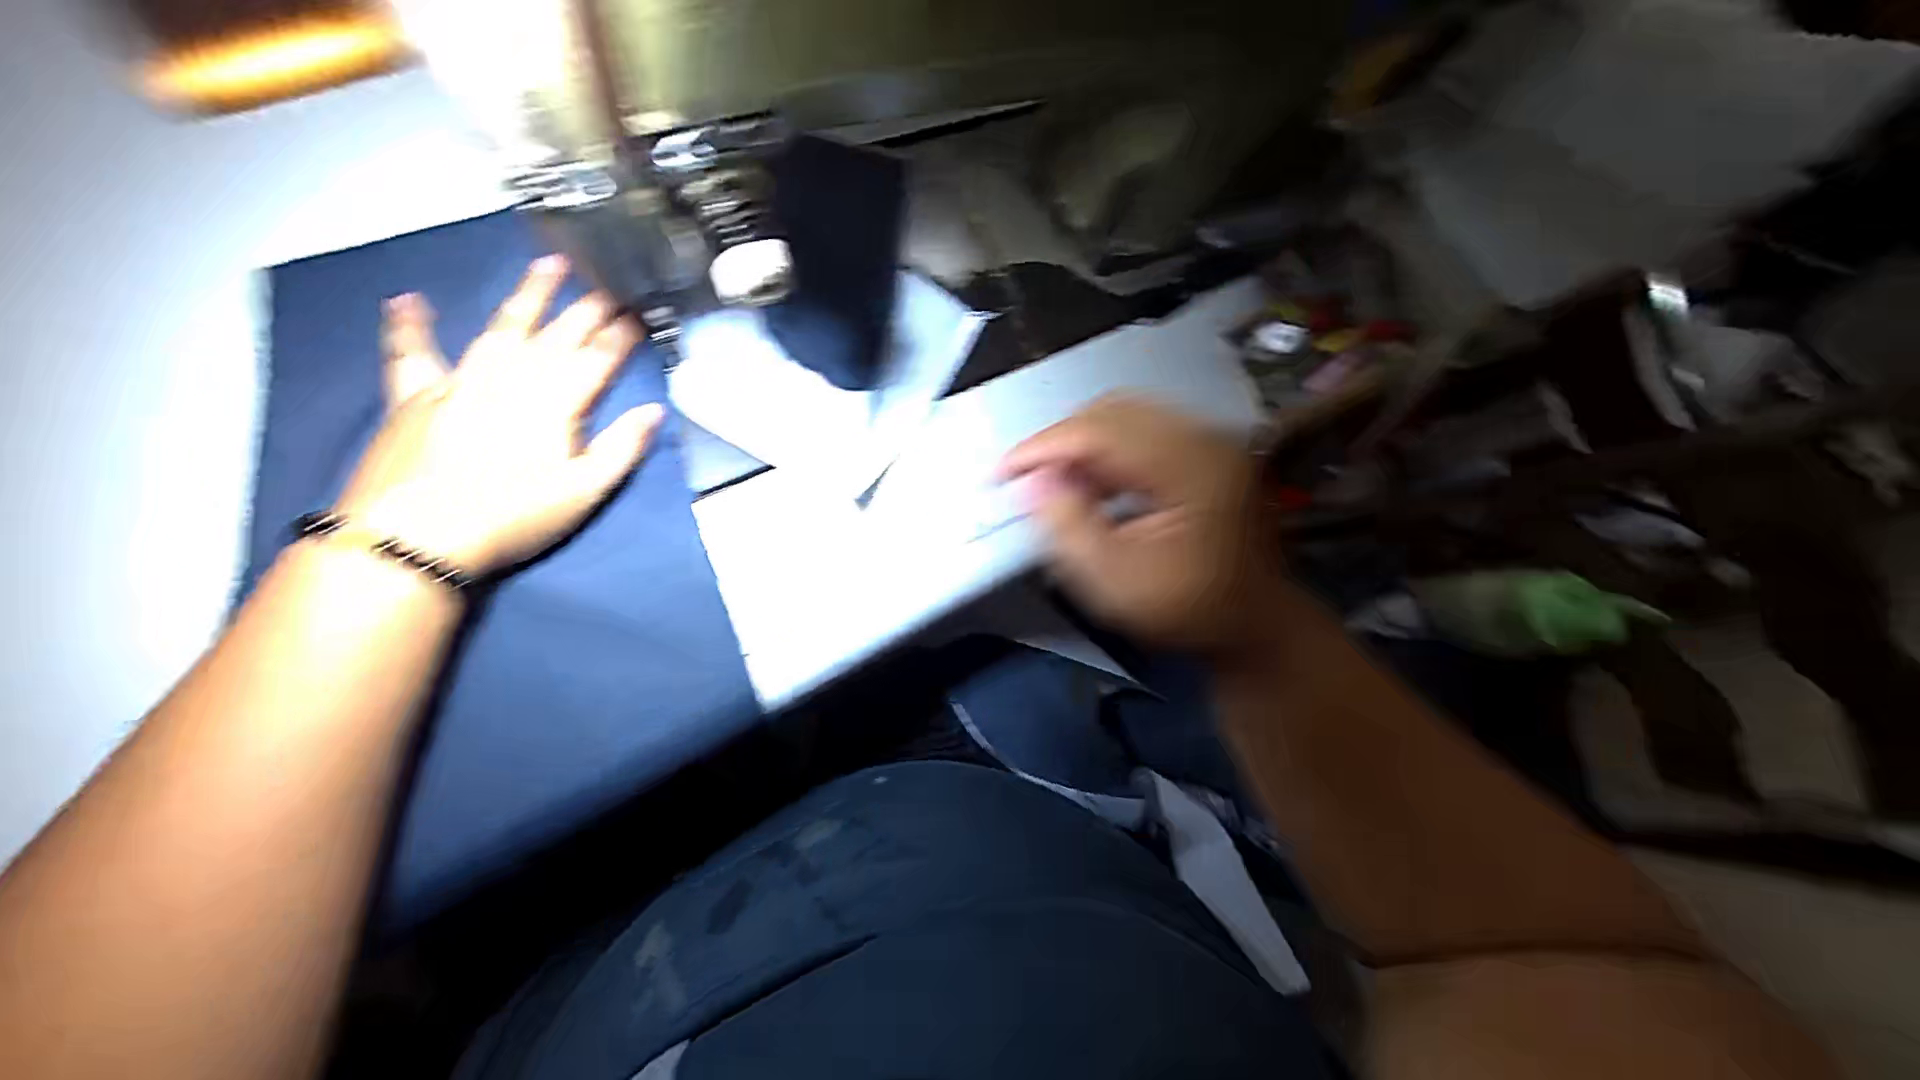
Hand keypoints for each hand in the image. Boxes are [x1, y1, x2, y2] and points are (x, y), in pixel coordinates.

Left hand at [332, 256, 663, 576]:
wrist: (417, 536)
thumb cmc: (513, 517)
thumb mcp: (584, 492)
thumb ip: (622, 448)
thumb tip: (653, 410)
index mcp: (555, 403)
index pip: (597, 360)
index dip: (621, 336)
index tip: (640, 315)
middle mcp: (511, 379)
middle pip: (557, 335)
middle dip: (588, 309)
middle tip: (610, 285)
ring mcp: (461, 381)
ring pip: (502, 327)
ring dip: (528, 295)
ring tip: (549, 264)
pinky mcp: (416, 394)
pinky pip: (413, 351)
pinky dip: (411, 325)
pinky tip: (408, 298)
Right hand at [998, 396, 1287, 655]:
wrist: (1256, 622)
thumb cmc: (1188, 611)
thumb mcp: (1116, 583)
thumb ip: (1068, 527)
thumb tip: (1031, 480)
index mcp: (1190, 469)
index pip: (1101, 431)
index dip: (1043, 446)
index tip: (1002, 473)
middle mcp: (1205, 439)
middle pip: (1112, 410)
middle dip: (1059, 441)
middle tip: (1027, 481)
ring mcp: (1208, 440)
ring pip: (1124, 415)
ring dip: (1080, 444)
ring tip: (1057, 486)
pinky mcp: (1204, 449)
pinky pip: (1141, 430)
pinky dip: (1105, 450)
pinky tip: (1092, 485)